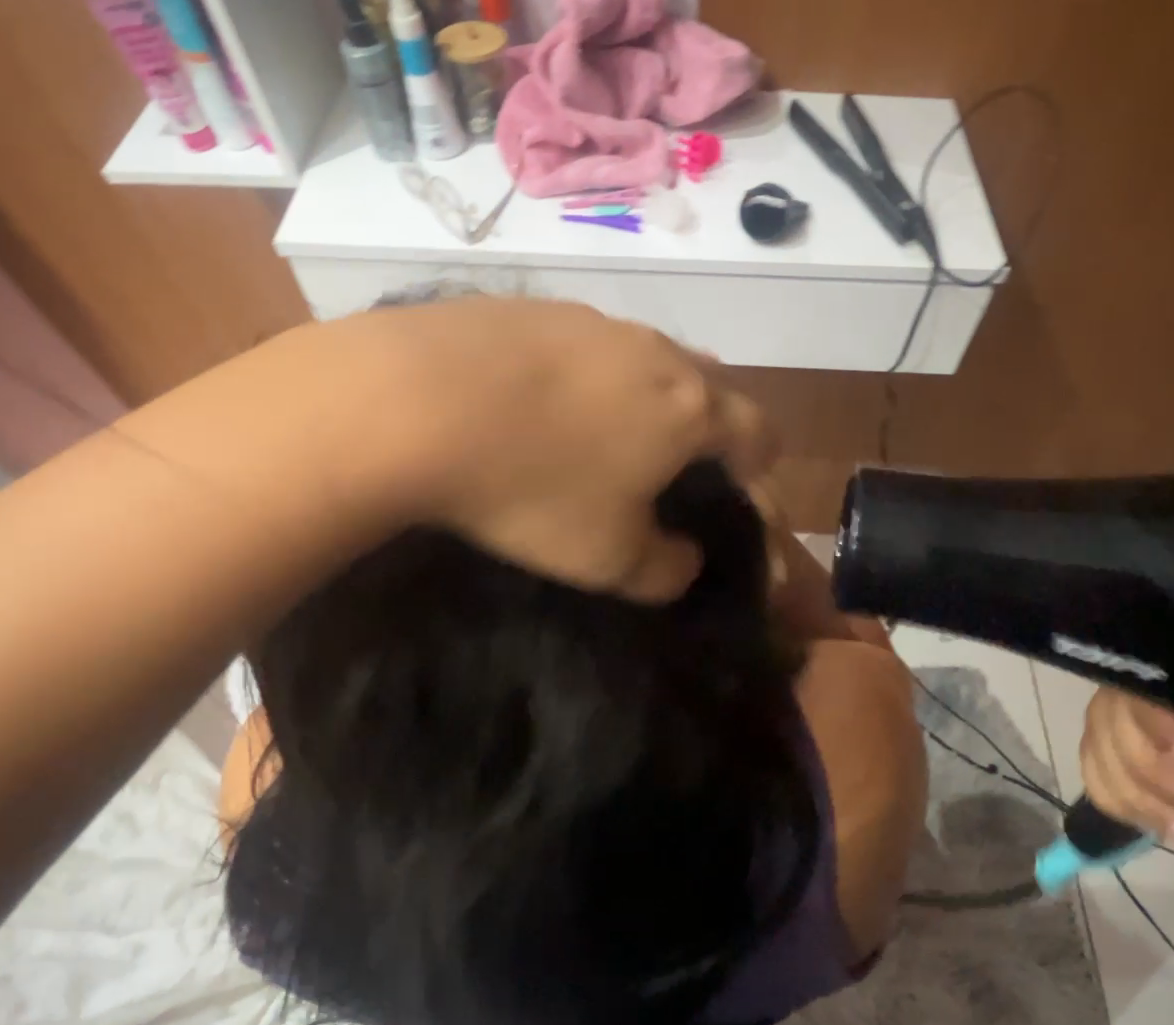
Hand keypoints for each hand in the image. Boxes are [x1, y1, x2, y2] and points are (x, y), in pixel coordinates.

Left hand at [278, 297, 775, 602]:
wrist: (414, 402)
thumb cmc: (533, 488)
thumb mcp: (608, 560)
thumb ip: (665, 569)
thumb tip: (685, 560)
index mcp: (690, 408)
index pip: (758, 431)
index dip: (759, 465)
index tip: (739, 488)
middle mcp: (653, 350)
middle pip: (708, 382)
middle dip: (705, 422)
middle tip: (673, 461)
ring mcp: (590, 319)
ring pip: (643, 356)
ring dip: (641, 393)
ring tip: (602, 430)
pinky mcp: (530, 306)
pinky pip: (580, 343)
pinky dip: (578, 374)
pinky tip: (534, 403)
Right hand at [1080, 688, 1173, 859]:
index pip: (1163, 677)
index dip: (1165, 723)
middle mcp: (1167, 678)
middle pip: (1117, 709)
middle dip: (1155, 771)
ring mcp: (1134, 712)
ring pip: (1101, 742)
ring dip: (1142, 795)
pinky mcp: (1118, 749)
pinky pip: (1095, 770)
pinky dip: (1125, 803)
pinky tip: (1167, 825)